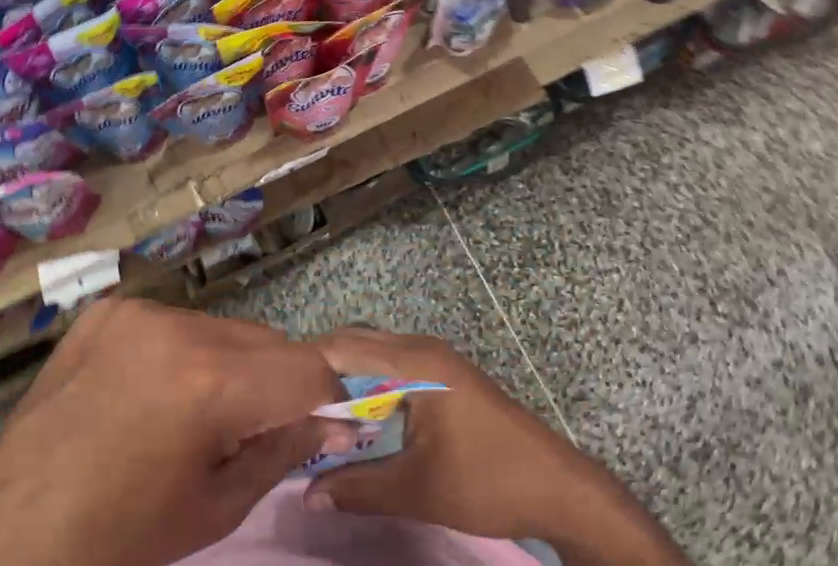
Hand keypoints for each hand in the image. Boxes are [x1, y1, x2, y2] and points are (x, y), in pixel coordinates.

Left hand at [0, 298, 351, 565]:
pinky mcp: (103, 311)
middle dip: (278, 381)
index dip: (328, 399)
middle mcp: (174, 327)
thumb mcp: (216, 504)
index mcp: (208, 382)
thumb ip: (282, 449)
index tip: (328, 427)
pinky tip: (153, 391)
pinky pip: (169, 323)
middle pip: (265, 340)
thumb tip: (332, 420)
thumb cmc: (123, 532)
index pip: (308, 368)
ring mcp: (133, 311)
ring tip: (198, 412)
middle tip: (262, 427)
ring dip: (229, 363)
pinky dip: (179, 352)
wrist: (15, 524)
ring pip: (219, 328)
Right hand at [307, 327, 688, 565]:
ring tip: (315, 412)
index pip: (343, 346)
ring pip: (376, 354)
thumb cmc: (488, 481)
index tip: (274, 393)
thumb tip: (306, 495)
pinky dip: (369, 384)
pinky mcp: (447, 378)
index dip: (305, 366)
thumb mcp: (416, 489)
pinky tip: (358, 417)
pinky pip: (394, 366)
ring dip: (346, 377)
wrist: (562, 491)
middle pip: (357, 342)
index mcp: (414, 362)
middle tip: (289, 405)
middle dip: (321, 370)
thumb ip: (356, 487)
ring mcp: (438, 361)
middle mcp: (423, 349)